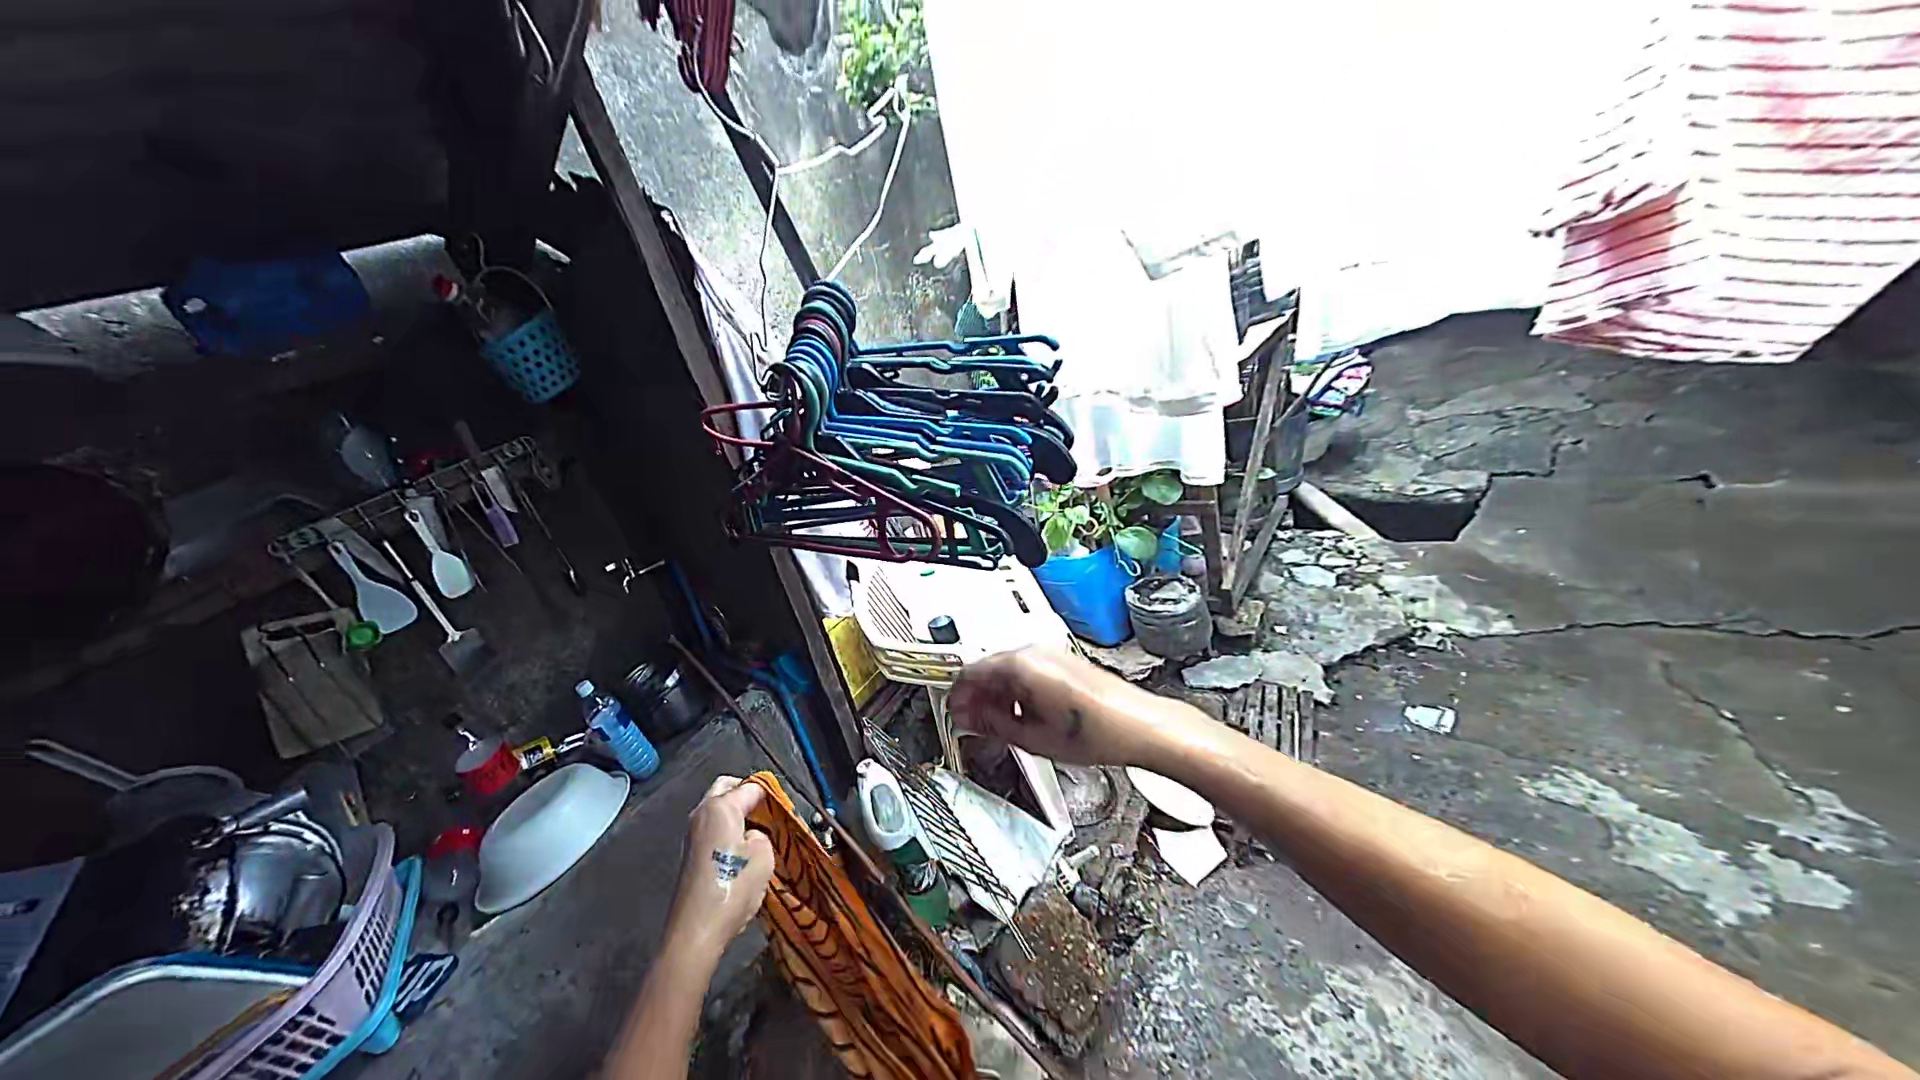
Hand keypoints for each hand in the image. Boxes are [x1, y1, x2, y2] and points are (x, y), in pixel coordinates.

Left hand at [666, 776, 775, 956]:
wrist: (696, 931)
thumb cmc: (733, 886)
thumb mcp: (764, 855)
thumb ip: (762, 834)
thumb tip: (751, 836)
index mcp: (721, 807)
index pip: (751, 787)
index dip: (772, 794)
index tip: (786, 808)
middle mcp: (702, 813)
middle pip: (726, 788)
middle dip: (747, 794)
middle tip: (768, 813)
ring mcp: (692, 834)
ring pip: (717, 809)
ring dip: (736, 813)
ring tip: (758, 833)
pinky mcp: (690, 854)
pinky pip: (712, 829)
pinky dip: (727, 830)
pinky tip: (741, 852)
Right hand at [949, 646, 1164, 766]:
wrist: (1139, 726)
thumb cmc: (1096, 730)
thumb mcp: (1030, 737)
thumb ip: (991, 724)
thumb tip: (969, 718)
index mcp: (1019, 664)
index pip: (970, 672)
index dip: (957, 696)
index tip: (953, 714)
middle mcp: (1033, 652)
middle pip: (987, 668)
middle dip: (976, 697)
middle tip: (970, 723)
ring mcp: (1050, 655)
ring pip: (1007, 670)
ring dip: (995, 695)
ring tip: (995, 725)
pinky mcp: (1063, 662)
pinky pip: (1027, 671)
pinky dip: (1016, 691)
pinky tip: (1020, 715)